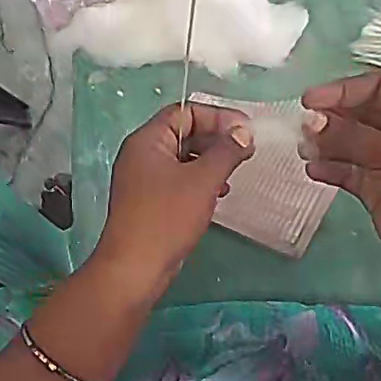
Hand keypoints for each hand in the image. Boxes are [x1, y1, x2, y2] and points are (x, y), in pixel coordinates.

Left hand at [90, 101, 254, 298]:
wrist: (134, 267)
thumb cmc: (166, 218)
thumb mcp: (202, 180)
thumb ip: (226, 151)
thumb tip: (243, 133)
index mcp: (147, 141)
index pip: (184, 112)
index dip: (217, 116)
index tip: (246, 129)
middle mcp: (141, 156)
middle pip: (183, 134)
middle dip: (216, 139)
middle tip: (245, 150)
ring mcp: (143, 180)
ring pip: (182, 159)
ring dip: (210, 162)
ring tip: (234, 173)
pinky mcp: (149, 203)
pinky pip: (178, 181)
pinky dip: (199, 182)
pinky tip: (218, 194)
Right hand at [301, 70, 380, 267]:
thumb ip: (349, 136)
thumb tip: (311, 121)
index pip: (378, 88)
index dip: (343, 91)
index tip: (309, 101)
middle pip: (361, 115)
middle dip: (332, 119)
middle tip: (303, 127)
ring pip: (351, 144)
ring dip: (326, 145)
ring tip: (304, 149)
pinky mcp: (377, 187)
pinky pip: (349, 171)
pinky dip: (331, 169)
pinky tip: (313, 170)